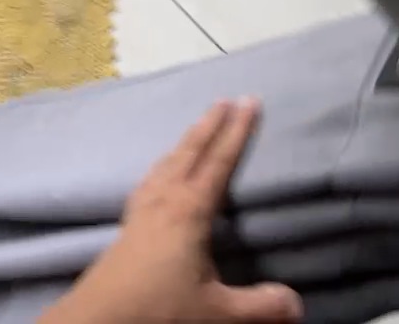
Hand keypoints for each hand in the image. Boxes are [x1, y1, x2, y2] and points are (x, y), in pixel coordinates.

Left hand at [41, 99, 303, 323]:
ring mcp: (144, 205)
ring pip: (170, 159)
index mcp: (191, 208)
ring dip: (188, 138)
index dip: (238, 130)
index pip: (221, 160)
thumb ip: (258, 306)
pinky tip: (161, 168)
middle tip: (226, 98)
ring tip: (198, 124)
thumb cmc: (159, 308)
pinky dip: (165, 161)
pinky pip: (152, 175)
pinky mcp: (129, 219)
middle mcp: (166, 196)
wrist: (99, 318)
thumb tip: (298, 305)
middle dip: (212, 122)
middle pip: (192, 149)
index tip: (250, 101)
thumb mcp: (216, 312)